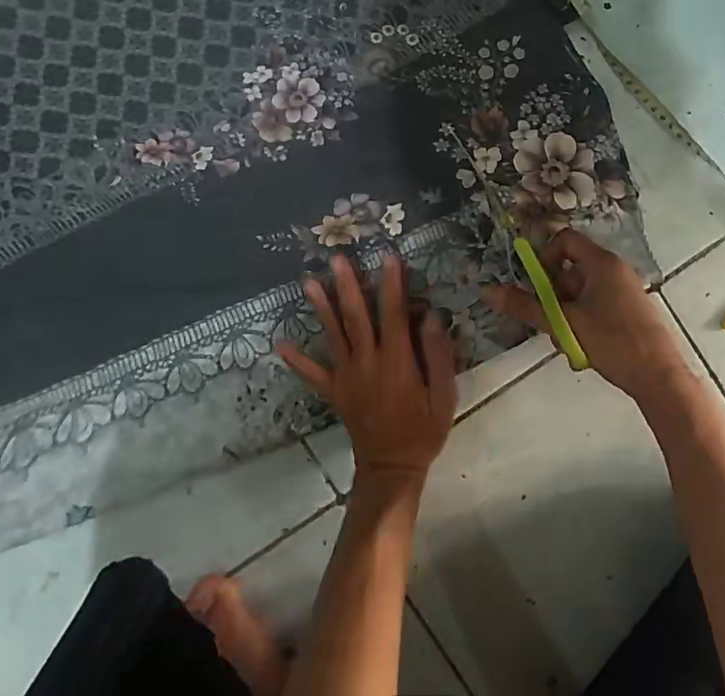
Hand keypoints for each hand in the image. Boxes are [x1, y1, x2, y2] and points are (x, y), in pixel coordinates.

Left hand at [280, 254, 456, 484]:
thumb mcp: (444, 395)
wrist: (392, 467)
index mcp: (396, 361)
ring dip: (321, 307)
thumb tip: (430, 316)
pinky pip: (313, 374)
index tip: (389, 257)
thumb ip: (438, 355)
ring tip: (308, 281)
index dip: (392, 284)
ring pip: (332, 335)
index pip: (392, 314)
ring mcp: (346, 376)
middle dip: (347, 285)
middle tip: (336, 258)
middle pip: (356, 317)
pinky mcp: (334, 391)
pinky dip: (297, 360)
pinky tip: (281, 344)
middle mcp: (367, 362)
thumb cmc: (423, 429)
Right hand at [483, 229, 690, 405]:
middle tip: (550, 323)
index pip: (566, 240)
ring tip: (569, 344)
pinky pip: (597, 308)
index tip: (537, 286)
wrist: (660, 377)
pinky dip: (584, 325)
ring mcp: (625, 292)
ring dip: (567, 317)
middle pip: (571, 271)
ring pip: (582, 295)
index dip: (545, 258)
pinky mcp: (631, 313)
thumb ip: (526, 307)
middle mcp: (615, 271)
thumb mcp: (564, 324)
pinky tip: (584, 350)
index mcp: (602, 263)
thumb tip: (487, 291)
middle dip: (554, 297)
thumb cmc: (613, 342)